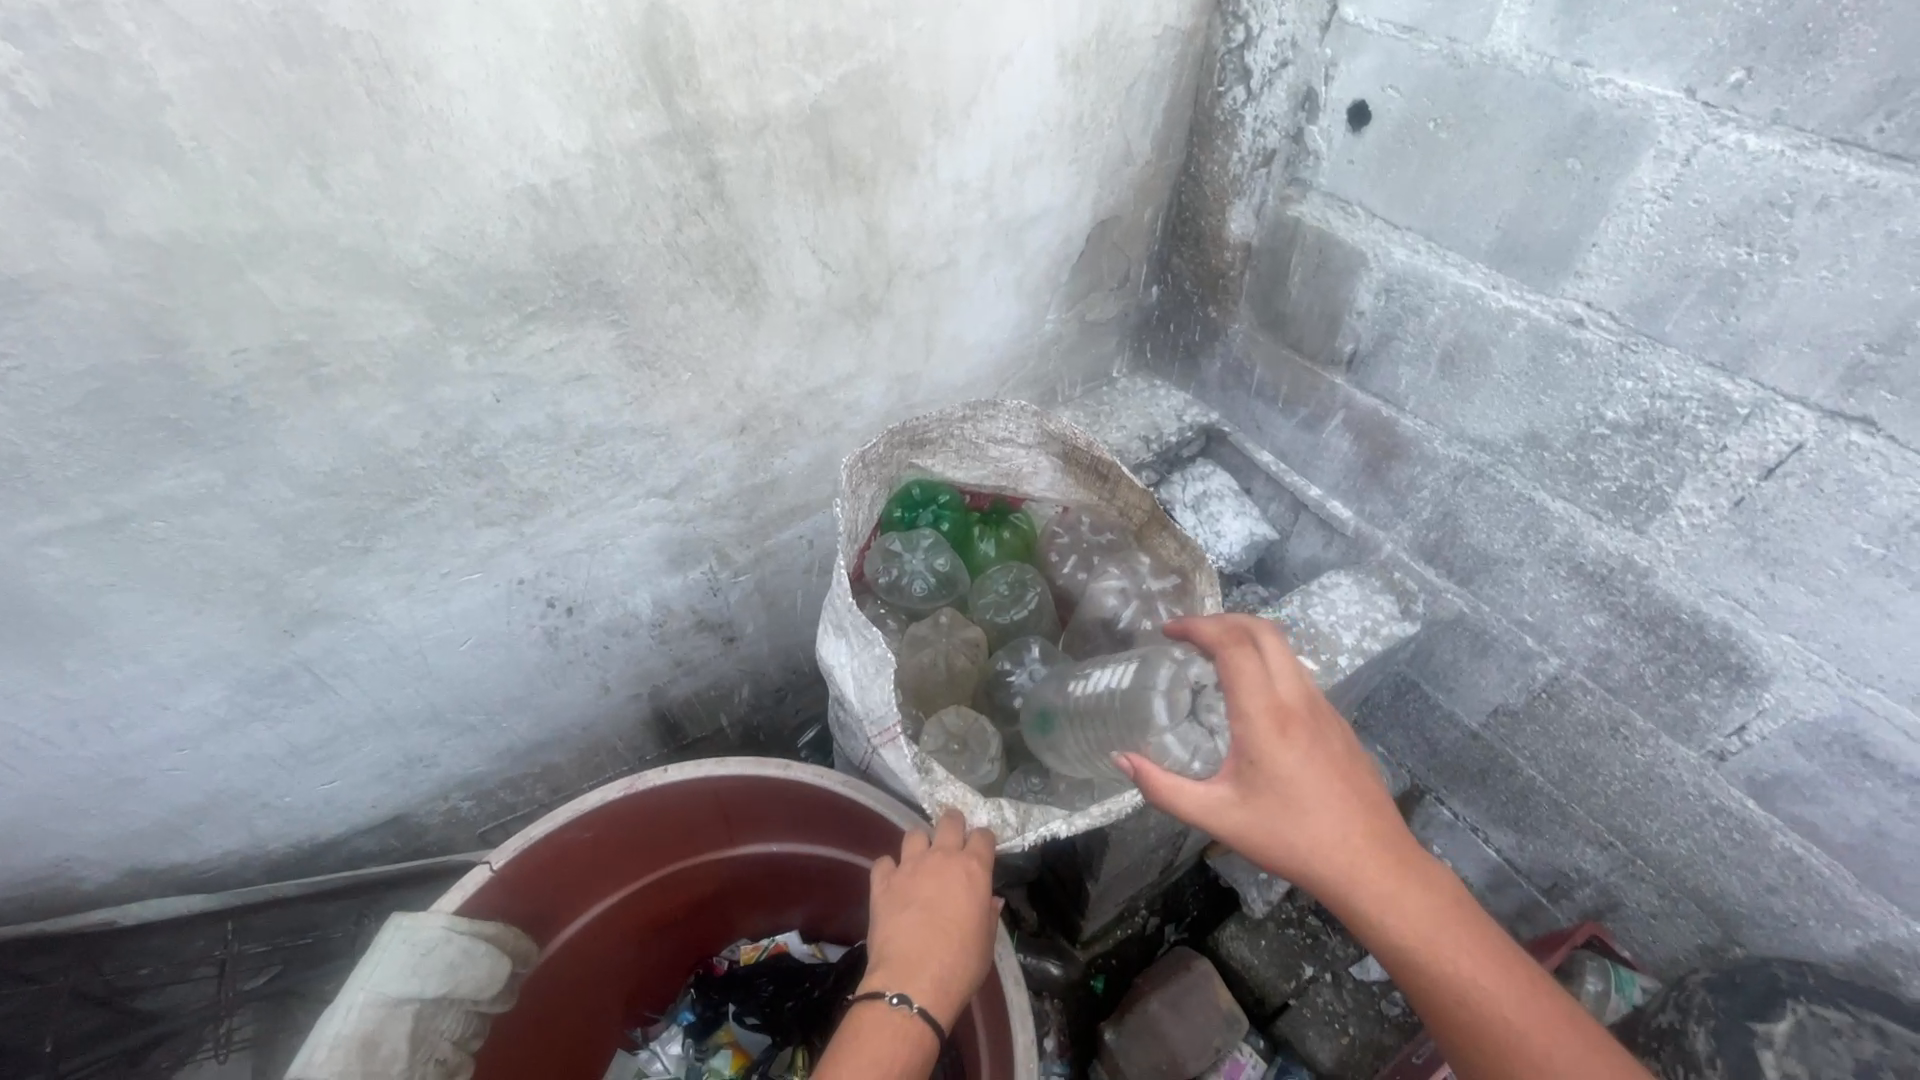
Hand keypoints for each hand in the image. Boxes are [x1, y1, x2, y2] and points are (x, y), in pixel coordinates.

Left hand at [858, 809, 999, 1030]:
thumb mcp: (986, 942)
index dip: (983, 840)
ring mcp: (909, 867)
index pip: (983, 836)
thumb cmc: (960, 965)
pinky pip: (883, 862)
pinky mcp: (882, 882)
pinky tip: (891, 882)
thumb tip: (991, 900)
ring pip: (914, 834)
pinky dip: (888, 869)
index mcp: (973, 869)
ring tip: (920, 860)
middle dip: (953, 824)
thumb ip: (988, 914)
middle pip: (949, 821)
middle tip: (952, 838)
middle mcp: (942, 858)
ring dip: (920, 844)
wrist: (913, 981)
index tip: (982, 849)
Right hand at [1114, 614, 1416, 904]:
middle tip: (1188, 635)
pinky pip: (1297, 672)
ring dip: (1246, 637)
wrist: (1372, 863)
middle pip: (1262, 630)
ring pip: (1284, 648)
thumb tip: (1122, 759)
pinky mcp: (1337, 720)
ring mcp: (1323, 706)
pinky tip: (1251, 694)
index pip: (1232, 644)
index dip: (1198, 626)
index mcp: (1264, 716)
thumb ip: (1162, 788)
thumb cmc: (1291, 839)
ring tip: (1213, 656)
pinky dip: (1266, 661)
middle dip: (1221, 620)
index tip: (1169, 631)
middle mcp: (1297, 699)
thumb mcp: (1217, 817)